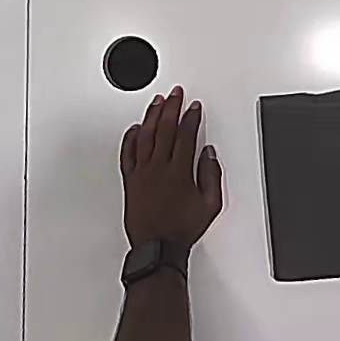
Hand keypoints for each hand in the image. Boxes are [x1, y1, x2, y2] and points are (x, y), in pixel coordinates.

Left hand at [120, 86, 224, 251]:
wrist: (157, 247)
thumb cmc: (182, 228)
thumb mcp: (210, 204)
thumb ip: (211, 175)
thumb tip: (208, 154)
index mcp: (179, 171)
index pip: (186, 135)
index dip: (191, 117)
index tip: (194, 106)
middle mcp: (158, 168)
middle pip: (164, 129)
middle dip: (172, 107)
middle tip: (176, 94)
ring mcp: (142, 172)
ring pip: (145, 136)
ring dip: (151, 116)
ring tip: (157, 102)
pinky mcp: (130, 180)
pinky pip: (128, 153)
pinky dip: (131, 138)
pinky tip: (135, 128)